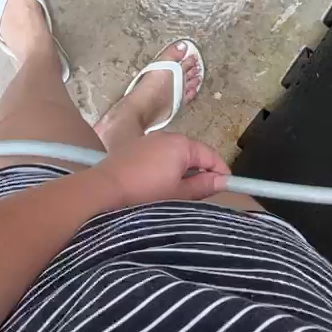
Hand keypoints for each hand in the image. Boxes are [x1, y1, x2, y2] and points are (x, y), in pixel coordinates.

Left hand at [85, 132, 230, 207]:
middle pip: (194, 153)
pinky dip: (165, 167)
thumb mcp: (179, 193)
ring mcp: (151, 140)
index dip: (220, 172)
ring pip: (176, 154)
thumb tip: (223, 181)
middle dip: (200, 172)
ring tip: (177, 192)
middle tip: (201, 194)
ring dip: (181, 170)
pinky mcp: (136, 147)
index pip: (211, 155)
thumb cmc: (145, 192)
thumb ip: (203, 186)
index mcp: (183, 145)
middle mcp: (168, 136)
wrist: (105, 189)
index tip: (226, 187)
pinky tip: (157, 185)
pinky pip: (159, 155)